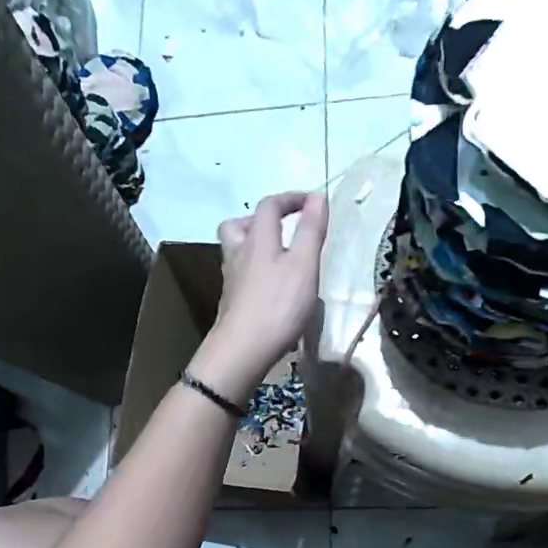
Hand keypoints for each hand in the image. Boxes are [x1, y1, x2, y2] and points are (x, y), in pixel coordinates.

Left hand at [189, 191, 327, 397]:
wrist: (242, 350)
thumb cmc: (278, 305)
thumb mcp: (303, 264)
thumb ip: (310, 230)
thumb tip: (316, 196)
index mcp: (257, 239)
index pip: (269, 206)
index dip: (290, 198)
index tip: (312, 202)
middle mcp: (238, 255)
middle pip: (238, 226)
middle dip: (260, 221)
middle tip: (281, 229)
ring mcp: (231, 281)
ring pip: (237, 252)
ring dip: (255, 247)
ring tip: (279, 259)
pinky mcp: (231, 303)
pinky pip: (241, 277)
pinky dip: (255, 273)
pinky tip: (272, 289)